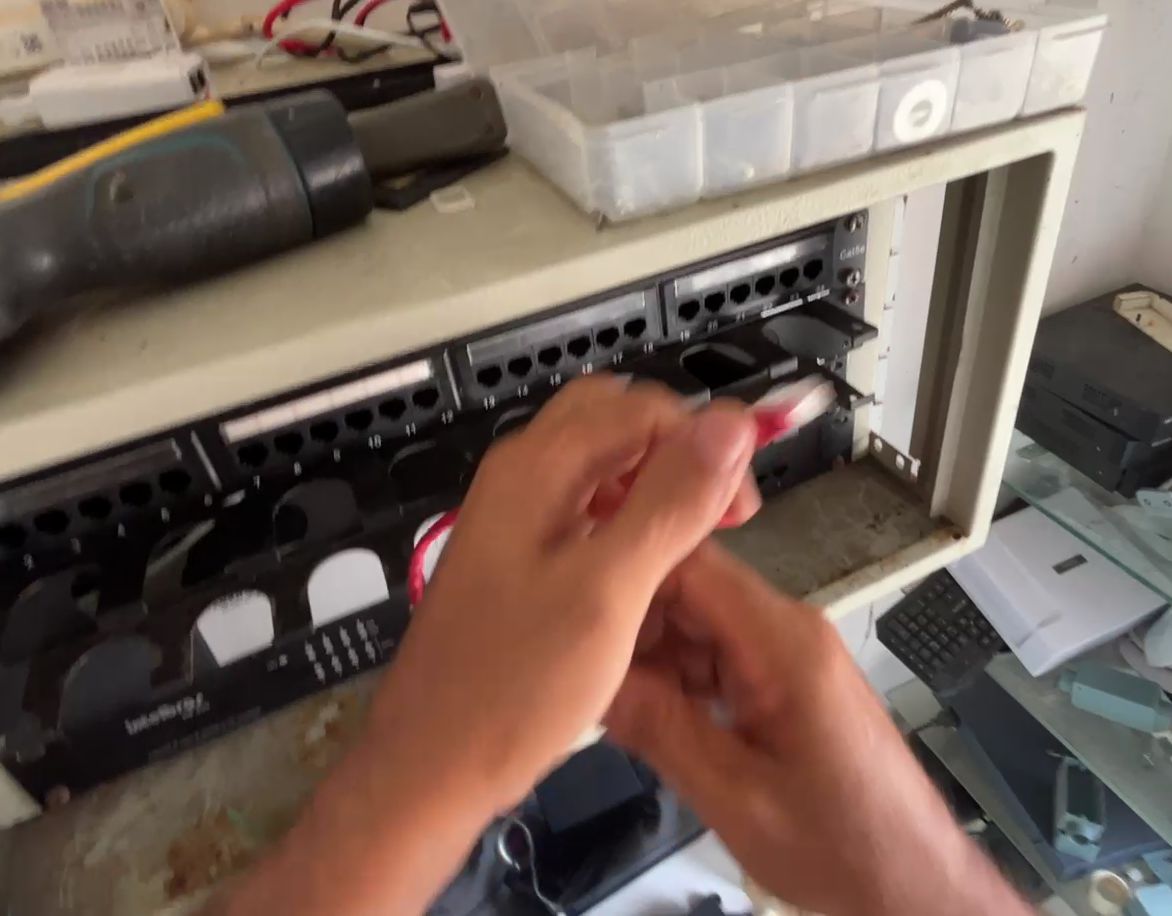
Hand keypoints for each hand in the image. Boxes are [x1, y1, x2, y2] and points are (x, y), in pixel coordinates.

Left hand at [226, 378, 760, 915]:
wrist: (430, 764)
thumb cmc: (516, 684)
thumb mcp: (609, 590)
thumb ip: (671, 501)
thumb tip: (729, 424)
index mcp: (538, 466)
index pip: (641, 407)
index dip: (702, 442)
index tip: (741, 505)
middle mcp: (522, 472)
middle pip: (615, 419)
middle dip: (677, 450)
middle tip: (717, 511)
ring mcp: (515, 510)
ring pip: (601, 460)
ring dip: (655, 482)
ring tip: (691, 540)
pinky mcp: (518, 548)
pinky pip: (583, 502)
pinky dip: (626, 514)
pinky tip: (647, 564)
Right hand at [605, 544, 1032, 915]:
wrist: (914, 882)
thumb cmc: (843, 845)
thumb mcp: (737, 797)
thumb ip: (660, 730)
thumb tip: (591, 679)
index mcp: (782, 640)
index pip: (691, 562)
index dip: (629, 574)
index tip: (580, 606)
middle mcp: (787, 627)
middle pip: (690, 588)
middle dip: (636, 624)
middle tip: (594, 674)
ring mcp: (787, 648)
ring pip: (697, 620)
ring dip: (655, 656)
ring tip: (621, 703)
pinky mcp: (784, 673)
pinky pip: (716, 651)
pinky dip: (680, 677)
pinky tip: (660, 716)